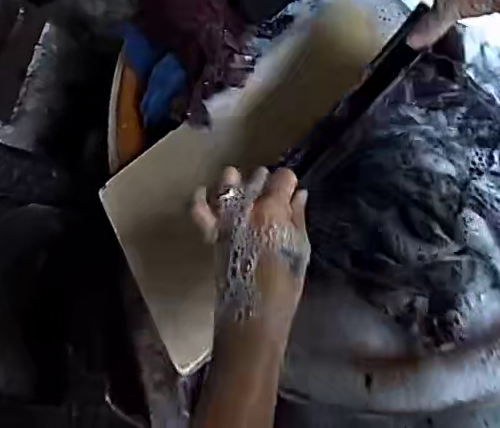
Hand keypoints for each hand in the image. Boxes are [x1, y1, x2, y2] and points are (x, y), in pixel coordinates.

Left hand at [192, 166, 309, 345]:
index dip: (290, 183)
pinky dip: (200, 201)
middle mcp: (248, 208)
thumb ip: (298, 218)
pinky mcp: (212, 236)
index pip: (283, 177)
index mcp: (274, 210)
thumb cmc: (284, 288)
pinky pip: (199, 212)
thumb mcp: (300, 250)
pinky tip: (204, 193)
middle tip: (274, 197)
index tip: (292, 194)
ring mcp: (227, 220)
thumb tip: (299, 194)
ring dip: (238, 181)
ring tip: (245, 188)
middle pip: (258, 176)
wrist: (251, 322)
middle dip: (267, 182)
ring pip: (228, 183)